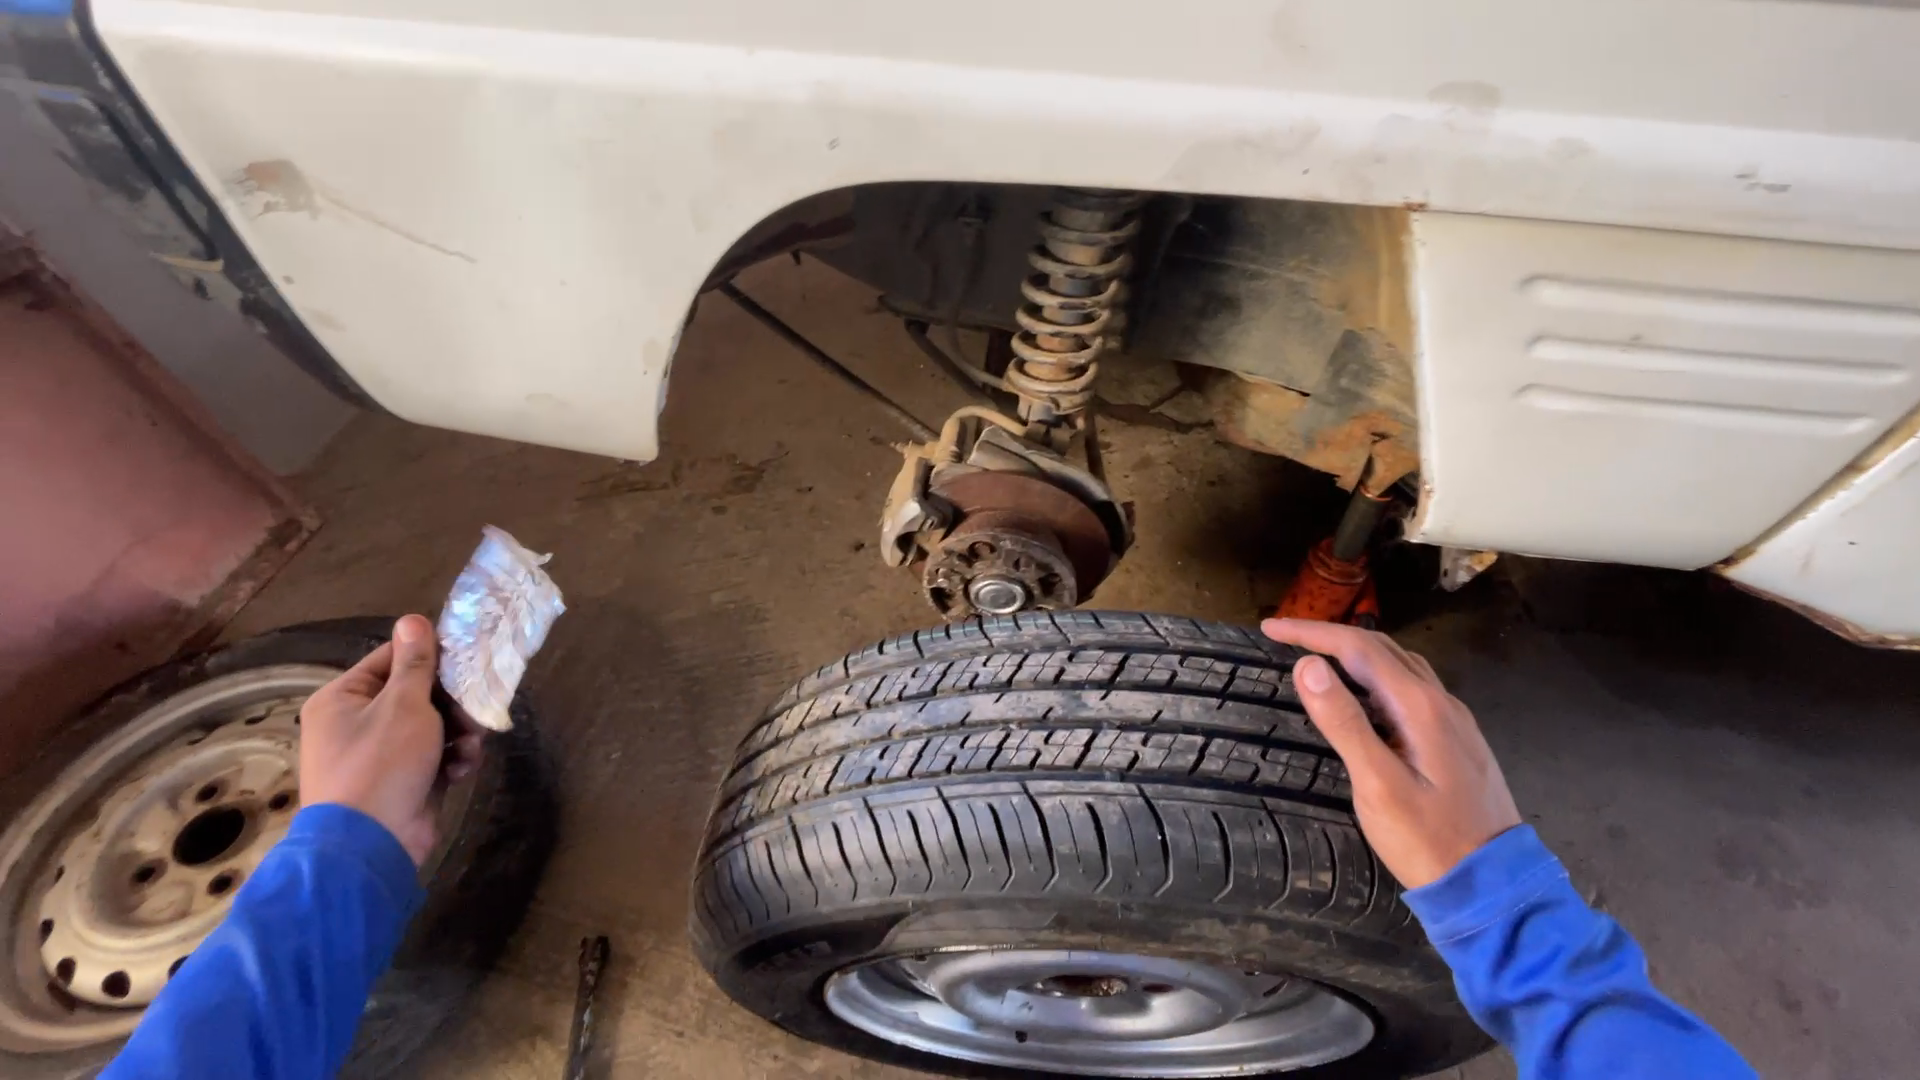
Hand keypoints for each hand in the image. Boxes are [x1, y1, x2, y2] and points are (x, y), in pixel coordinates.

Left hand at [298, 615, 482, 864]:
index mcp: (343, 698)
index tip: (468, 659)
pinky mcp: (403, 778)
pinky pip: (436, 754)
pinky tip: (461, 770)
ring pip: (435, 725)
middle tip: (475, 710)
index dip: (432, 657)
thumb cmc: (383, 762)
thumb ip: (415, 663)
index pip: (393, 659)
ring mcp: (380, 753)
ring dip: (460, 733)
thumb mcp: (404, 705)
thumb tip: (413, 618)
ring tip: (469, 746)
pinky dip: (453, 759)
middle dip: (454, 704)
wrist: (371, 842)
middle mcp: (357, 722)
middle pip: (420, 693)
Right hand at [1261, 617, 1520, 888]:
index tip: (1269, 628)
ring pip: (1399, 663)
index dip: (1311, 633)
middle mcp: (1440, 701)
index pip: (1358, 648)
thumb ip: (1343, 722)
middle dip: (1329, 635)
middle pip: (1380, 647)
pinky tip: (1362, 692)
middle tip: (1283, 637)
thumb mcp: (1377, 785)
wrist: (1497, 888)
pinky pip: (1411, 685)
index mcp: (1419, 706)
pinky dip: (1375, 672)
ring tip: (1316, 655)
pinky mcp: (1455, 738)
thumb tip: (1308, 665)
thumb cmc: (1428, 840)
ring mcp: (1452, 719)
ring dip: (1354, 649)